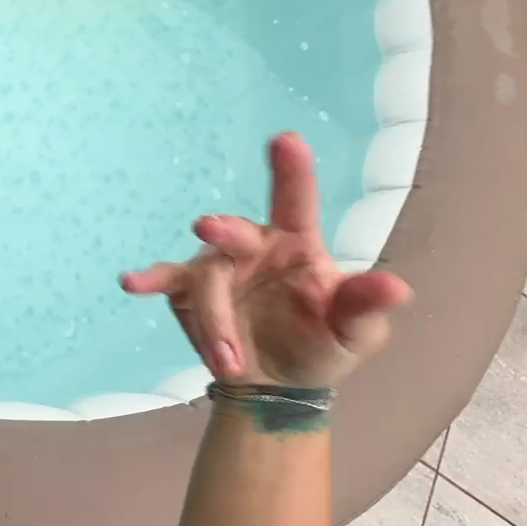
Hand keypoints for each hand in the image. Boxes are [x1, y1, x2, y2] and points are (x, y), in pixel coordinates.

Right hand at [119, 133, 412, 388]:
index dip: (291, 171)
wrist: (274, 384)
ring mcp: (215, 267)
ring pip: (206, 281)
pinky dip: (148, 279)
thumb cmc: (321, 344)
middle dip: (223, 230)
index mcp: (295, 244)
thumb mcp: (356, 332)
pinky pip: (166, 281)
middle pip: (235, 233)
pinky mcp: (185, 291)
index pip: (294, 202)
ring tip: (229, 363)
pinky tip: (131, 281)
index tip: (285, 141)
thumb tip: (395, 285)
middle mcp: (251, 246)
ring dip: (215, 322)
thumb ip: (366, 306)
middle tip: (209, 229)